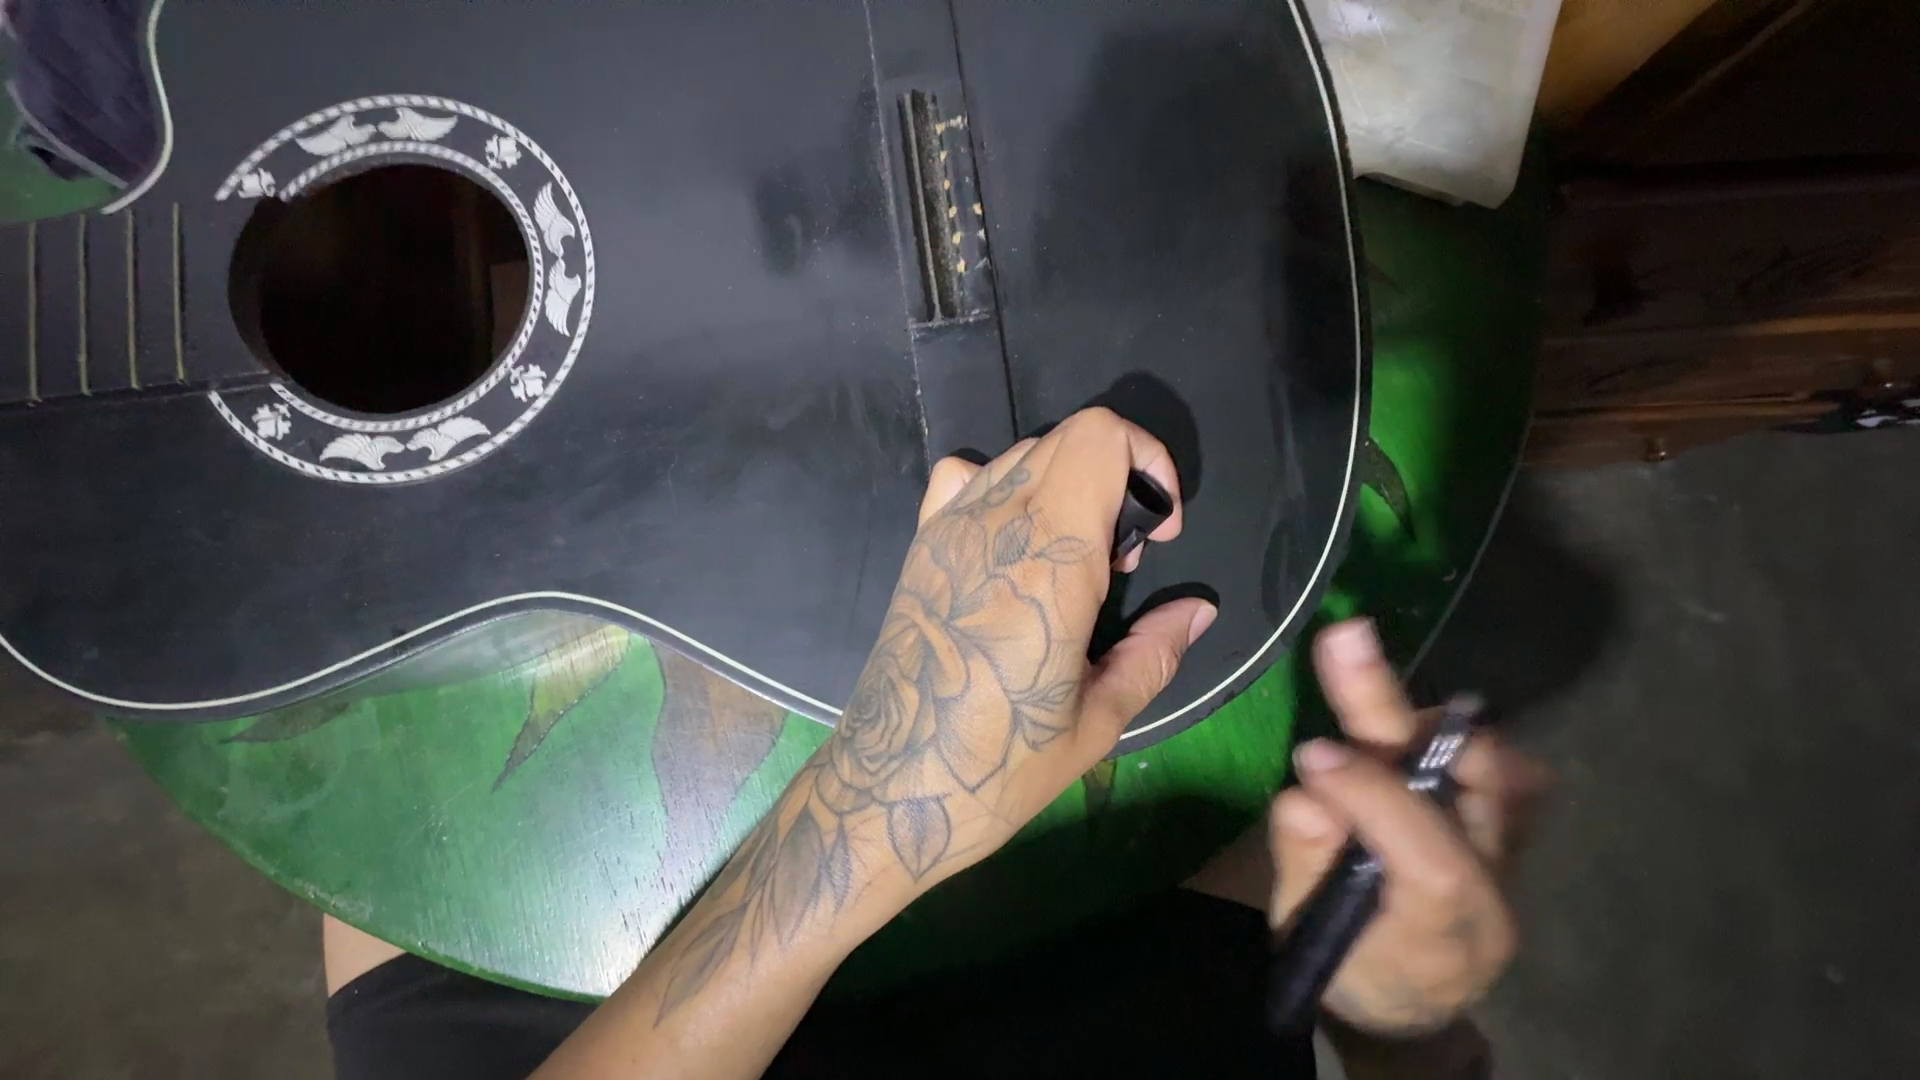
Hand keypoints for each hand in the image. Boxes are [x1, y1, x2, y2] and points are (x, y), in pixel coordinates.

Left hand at [825, 407, 1215, 887]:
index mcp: (1051, 559)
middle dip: (1118, 479)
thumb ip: (1156, 652)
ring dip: (1068, 484)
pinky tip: (1013, 541)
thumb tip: (1199, 610)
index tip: (1160, 531)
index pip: (1101, 437)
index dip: (1151, 462)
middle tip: (1120, 561)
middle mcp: (996, 522)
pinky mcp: (920, 543)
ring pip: (1024, 452)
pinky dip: (1005, 483)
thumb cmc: (999, 765)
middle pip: (1070, 436)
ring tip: (1073, 559)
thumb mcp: (1097, 721)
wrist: (889, 787)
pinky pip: (965, 475)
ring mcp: (948, 527)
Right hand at [1271, 620, 1548, 1035]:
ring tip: (1355, 663)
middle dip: (1393, 710)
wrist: (1405, 998)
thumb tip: (1308, 789)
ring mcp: (1507, 860)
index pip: (1432, 862)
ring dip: (1418, 715)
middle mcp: (1496, 894)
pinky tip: (1404, 707)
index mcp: (1444, 939)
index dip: (1376, 799)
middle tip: (1347, 637)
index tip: (1311, 753)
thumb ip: (1305, 859)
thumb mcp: (1305, 931)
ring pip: (1491, 769)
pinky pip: (1497, 769)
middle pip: (1468, 793)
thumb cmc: (1345, 966)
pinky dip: (1447, 731)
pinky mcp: (1502, 833)